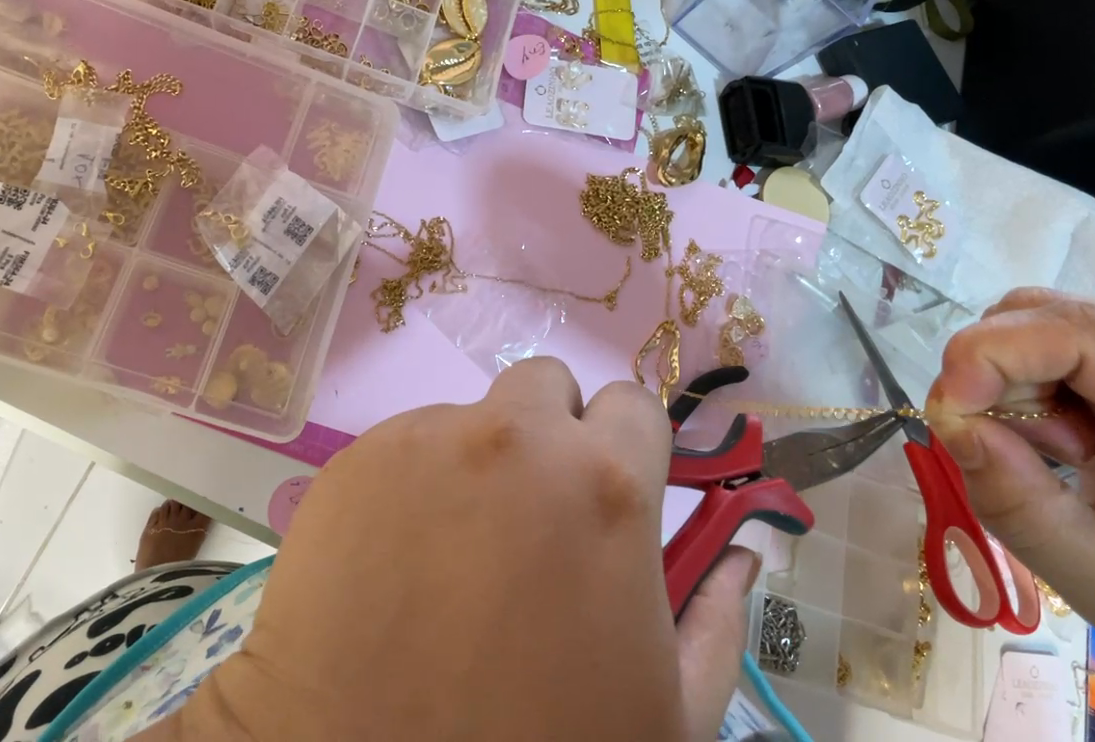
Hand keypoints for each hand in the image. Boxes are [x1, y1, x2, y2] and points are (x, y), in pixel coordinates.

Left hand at [150, 358, 757, 740]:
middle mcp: (513, 437)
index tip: (609, 490)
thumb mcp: (668, 712)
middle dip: (551, 431)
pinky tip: (400, 556)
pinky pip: (403, 447)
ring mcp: (424, 440)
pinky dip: (413, 482)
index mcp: (604, 483)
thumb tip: (740, 555)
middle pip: (544, 386)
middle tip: (533, 512)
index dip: (627, 446)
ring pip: (469, 417)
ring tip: (457, 547)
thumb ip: (717, 618)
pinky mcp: (355, 460)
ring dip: (478, 461)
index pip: (633, 405)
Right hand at [926, 289, 1094, 741]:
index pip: (1087, 335)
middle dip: (996, 367)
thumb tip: (951, 426)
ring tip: (1047, 454)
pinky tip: (1069, 443)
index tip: (946, 416)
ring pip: (1068, 322)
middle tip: (994, 446)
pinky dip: (1042, 384)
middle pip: (1069, 315)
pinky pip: (1085, 348)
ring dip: (1017, 376)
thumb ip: (1030, 515)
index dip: (993, 354)